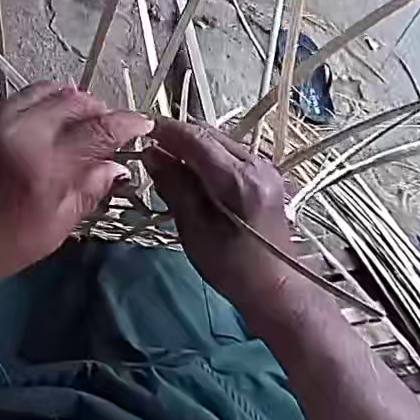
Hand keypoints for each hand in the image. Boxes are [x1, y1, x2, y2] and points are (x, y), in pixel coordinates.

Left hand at [0, 82, 151, 311]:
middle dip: (98, 108)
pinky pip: (14, 101)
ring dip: (69, 100)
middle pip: (73, 100)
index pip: (98, 130)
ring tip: (79, 117)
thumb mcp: (51, 230)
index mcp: (42, 167)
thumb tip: (118, 167)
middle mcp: (18, 132)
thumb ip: (88, 191)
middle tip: (108, 125)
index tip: (143, 122)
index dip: (126, 123)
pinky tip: (41, 126)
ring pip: (43, 90)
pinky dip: (37, 107)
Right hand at [143, 119, 309, 314]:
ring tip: (166, 158)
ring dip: (191, 144)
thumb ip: (175, 186)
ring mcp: (265, 166)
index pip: (196, 139)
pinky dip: (206, 154)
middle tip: (148, 146)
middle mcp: (256, 164)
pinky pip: (228, 151)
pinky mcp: (265, 173)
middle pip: (209, 134)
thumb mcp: (196, 230)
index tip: (140, 131)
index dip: (166, 131)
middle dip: (177, 136)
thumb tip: (151, 154)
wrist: (280, 288)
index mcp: (239, 180)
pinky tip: (191, 169)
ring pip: (218, 140)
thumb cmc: (235, 269)